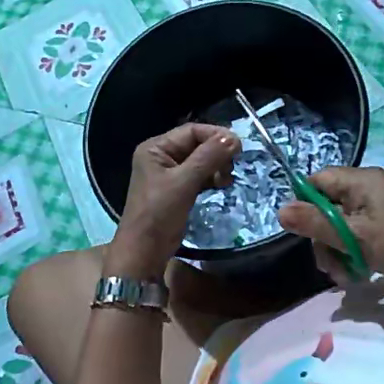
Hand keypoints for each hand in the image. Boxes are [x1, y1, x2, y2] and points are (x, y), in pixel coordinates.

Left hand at [108, 123, 239, 277]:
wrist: (144, 252)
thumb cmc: (158, 213)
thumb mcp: (184, 182)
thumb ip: (208, 158)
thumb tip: (234, 138)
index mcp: (156, 148)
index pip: (191, 131)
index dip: (216, 135)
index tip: (239, 146)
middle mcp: (162, 156)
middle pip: (197, 144)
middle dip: (217, 153)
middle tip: (233, 165)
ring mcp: (170, 173)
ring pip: (201, 160)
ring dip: (217, 166)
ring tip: (227, 179)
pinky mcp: (178, 189)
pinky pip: (200, 175)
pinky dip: (213, 178)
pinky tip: (223, 185)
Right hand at [276, 166, 383, 285]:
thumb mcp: (357, 235)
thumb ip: (317, 223)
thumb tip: (279, 211)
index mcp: (364, 180)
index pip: (320, 180)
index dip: (305, 203)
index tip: (301, 231)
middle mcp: (370, 189)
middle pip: (328, 207)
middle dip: (323, 238)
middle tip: (329, 267)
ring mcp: (380, 209)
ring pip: (341, 227)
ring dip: (337, 252)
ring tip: (346, 277)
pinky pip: (358, 238)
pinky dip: (354, 256)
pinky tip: (358, 276)